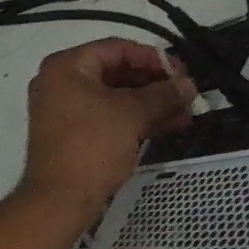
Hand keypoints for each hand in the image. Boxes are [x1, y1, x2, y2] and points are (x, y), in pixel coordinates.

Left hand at [17, 38, 196, 221]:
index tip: (182, 71)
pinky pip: (106, 117)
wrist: (59, 199)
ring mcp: (63, 110)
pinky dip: (134, 119)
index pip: (116, 48)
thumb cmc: (92, 146)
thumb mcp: (132, 115)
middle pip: (115, 72)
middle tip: (187, 93)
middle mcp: (59, 82)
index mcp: (66, 66)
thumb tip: (189, 85)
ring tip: (186, 113)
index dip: (152, 57)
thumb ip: (162, 95)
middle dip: (155, 84)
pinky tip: (167, 126)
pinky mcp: (71, 134)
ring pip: (114, 97)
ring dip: (150, 104)